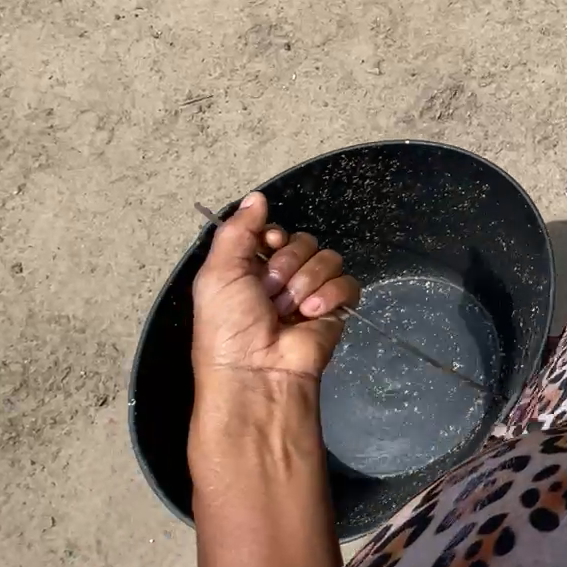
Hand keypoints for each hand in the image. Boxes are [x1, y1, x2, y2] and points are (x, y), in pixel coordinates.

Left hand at [191, 192, 361, 382]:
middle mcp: (285, 276)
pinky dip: (331, 295)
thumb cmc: (229, 326)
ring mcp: (314, 291)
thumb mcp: (218, 276)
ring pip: (328, 259)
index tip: (268, 247)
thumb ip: (237, 232)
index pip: (278, 232)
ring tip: (290, 310)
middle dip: (288, 266)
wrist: (258, 370)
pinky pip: (348, 281)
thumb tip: (257, 196)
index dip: (276, 237)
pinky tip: (313, 313)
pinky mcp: (338, 306)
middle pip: (305, 242)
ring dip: (306, 284)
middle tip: (270, 293)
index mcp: (254, 267)